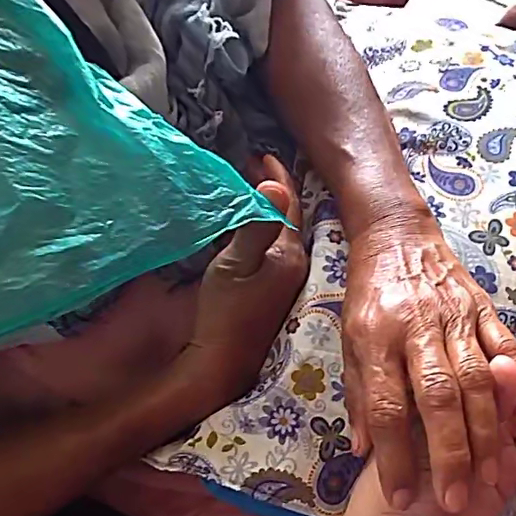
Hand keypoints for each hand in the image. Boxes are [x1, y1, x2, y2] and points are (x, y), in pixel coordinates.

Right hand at [175, 158, 307, 404]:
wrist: (222, 360)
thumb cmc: (225, 313)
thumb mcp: (235, 265)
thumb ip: (255, 226)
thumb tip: (275, 187)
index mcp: (288, 253)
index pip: (288, 203)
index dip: (277, 175)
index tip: (262, 155)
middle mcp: (293, 264)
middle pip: (286, 214)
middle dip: (271, 188)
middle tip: (251, 166)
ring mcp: (283, 279)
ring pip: (279, 230)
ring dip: (265, 207)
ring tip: (247, 188)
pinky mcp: (271, 290)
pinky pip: (270, 245)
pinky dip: (259, 227)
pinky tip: (245, 226)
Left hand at [342, 216, 515, 515]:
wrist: (396, 237)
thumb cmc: (368, 296)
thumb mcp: (349, 342)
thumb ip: (359, 396)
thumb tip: (363, 450)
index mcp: (374, 340)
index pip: (383, 406)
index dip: (391, 456)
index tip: (398, 497)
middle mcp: (416, 329)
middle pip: (437, 396)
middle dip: (448, 453)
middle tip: (453, 500)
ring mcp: (454, 317)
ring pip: (478, 380)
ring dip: (487, 432)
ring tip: (491, 475)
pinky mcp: (484, 307)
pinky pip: (509, 348)